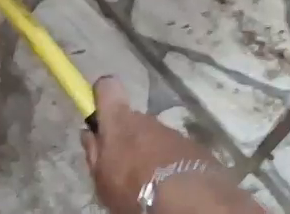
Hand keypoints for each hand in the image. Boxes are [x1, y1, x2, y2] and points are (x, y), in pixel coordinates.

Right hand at [82, 78, 239, 213]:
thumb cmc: (135, 188)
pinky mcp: (200, 152)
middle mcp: (146, 119)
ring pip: (158, 139)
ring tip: (155, 182)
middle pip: (134, 120)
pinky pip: (180, 154)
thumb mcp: (102, 178)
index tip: (101, 112)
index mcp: (118, 119)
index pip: (107, 87)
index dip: (103, 96)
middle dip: (132, 138)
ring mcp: (175, 134)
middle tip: (130, 165)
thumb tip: (89, 134)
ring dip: (155, 154)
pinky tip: (175, 188)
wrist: (192, 205)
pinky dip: (176, 167)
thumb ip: (94, 153)